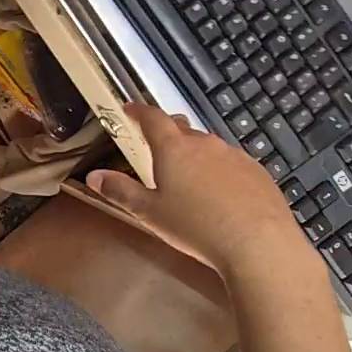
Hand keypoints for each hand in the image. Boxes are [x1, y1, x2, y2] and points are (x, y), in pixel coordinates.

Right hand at [86, 103, 315, 277]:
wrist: (258, 243)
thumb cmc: (196, 226)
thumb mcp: (149, 212)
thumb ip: (120, 190)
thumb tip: (94, 176)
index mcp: (174, 149)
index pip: (153, 118)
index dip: (139, 111)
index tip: (130, 109)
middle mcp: (205, 144)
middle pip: (182, 128)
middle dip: (167, 132)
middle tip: (156, 145)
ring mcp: (234, 156)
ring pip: (208, 147)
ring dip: (194, 155)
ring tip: (187, 179)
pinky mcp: (257, 172)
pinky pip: (231, 163)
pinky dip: (219, 171)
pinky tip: (218, 195)